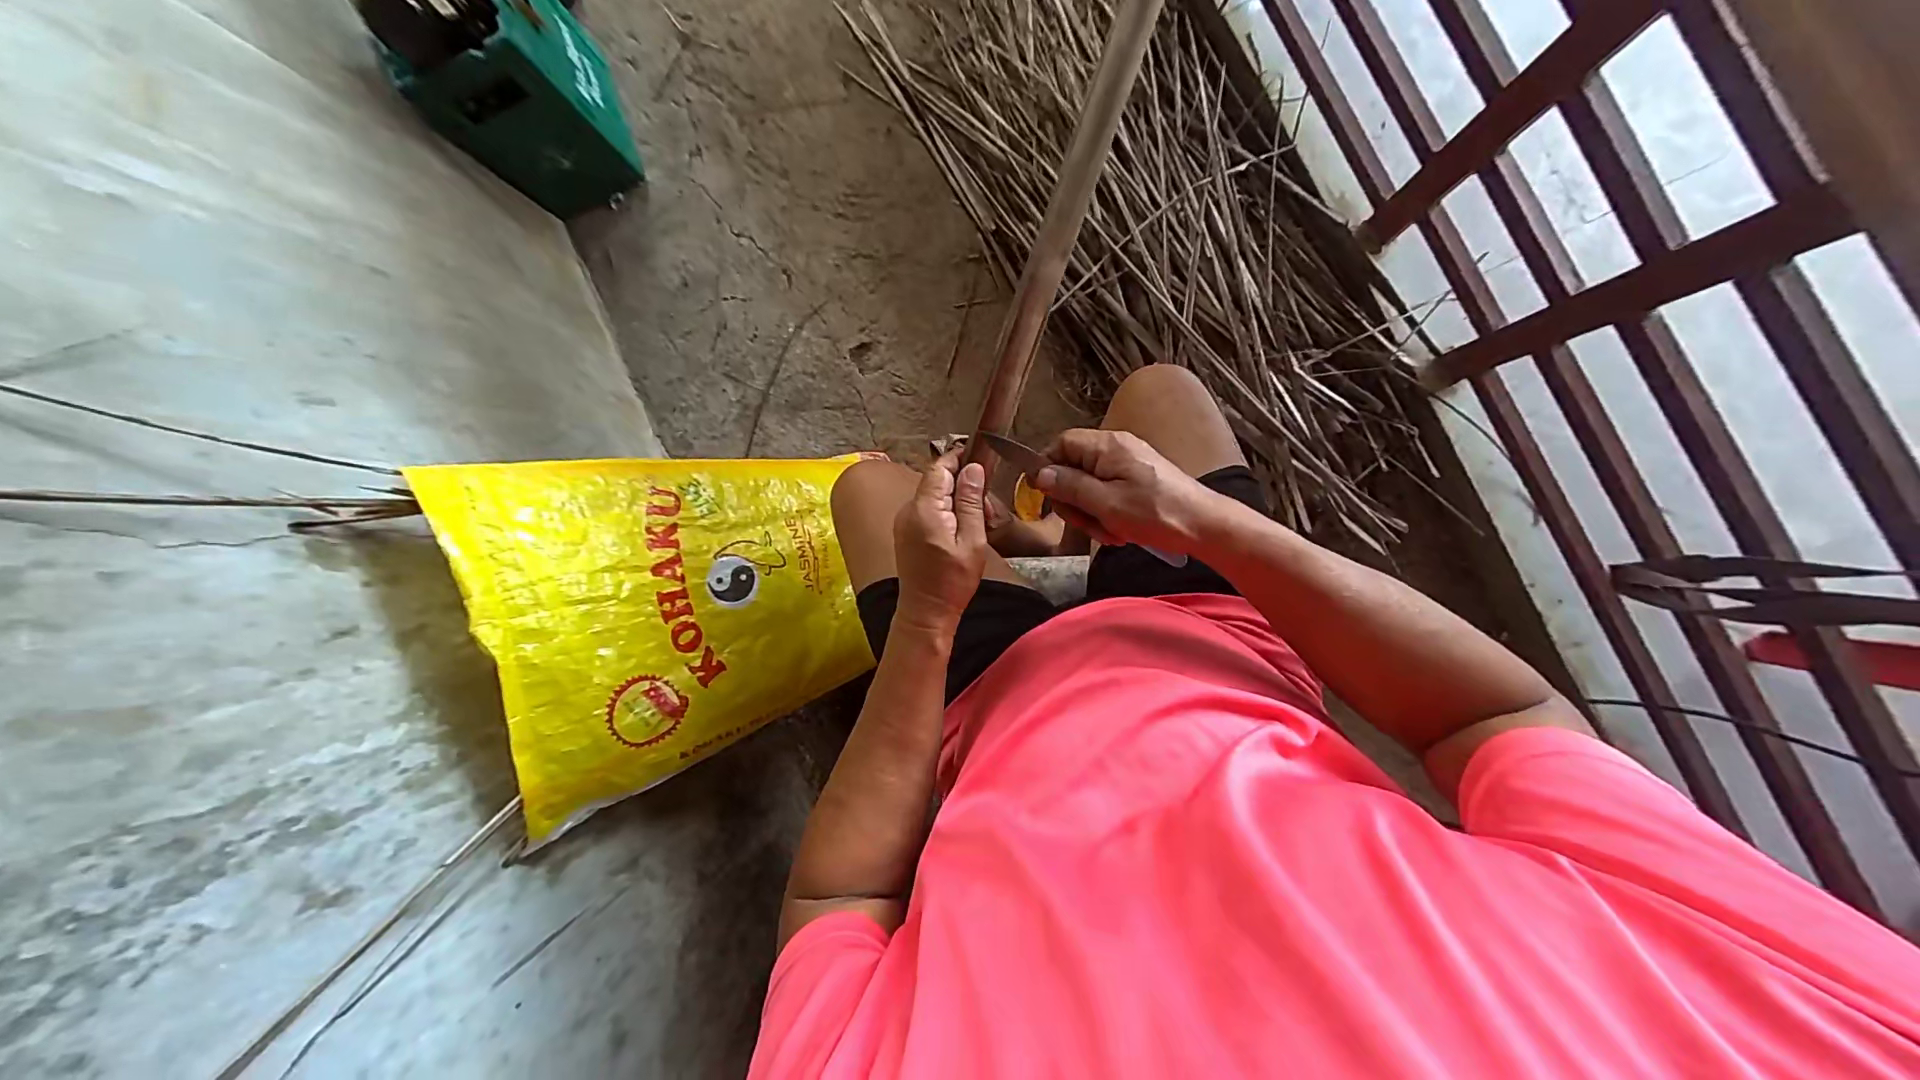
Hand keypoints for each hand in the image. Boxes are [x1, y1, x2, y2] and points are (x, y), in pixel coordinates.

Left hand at [892, 450, 989, 632]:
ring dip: (955, 499)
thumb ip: (971, 502)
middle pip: (936, 480)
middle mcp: (908, 510)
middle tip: (985, 505)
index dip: (959, 458)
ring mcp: (903, 521)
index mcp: (925, 509)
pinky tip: (961, 531)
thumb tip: (973, 469)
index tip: (980, 456)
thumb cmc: (952, 582)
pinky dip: (944, 512)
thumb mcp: (972, 541)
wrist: (926, 612)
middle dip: (962, 484)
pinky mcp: (904, 532)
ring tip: (977, 521)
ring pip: (932, 495)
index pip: (939, 468)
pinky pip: (925, 509)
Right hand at [1033, 429, 1228, 552]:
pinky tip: (1122, 531)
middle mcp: (1117, 448)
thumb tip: (1040, 474)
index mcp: (1108, 446)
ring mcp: (1129, 465)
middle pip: (1073, 468)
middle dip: (1074, 500)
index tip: (1047, 497)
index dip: (1048, 468)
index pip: (1061, 443)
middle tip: (1086, 524)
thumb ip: (1069, 487)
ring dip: (1093, 514)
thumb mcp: (1105, 504)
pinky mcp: (1139, 481)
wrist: (1205, 526)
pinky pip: (1109, 494)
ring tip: (1111, 532)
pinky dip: (1109, 514)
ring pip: (1090, 486)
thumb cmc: (1157, 513)